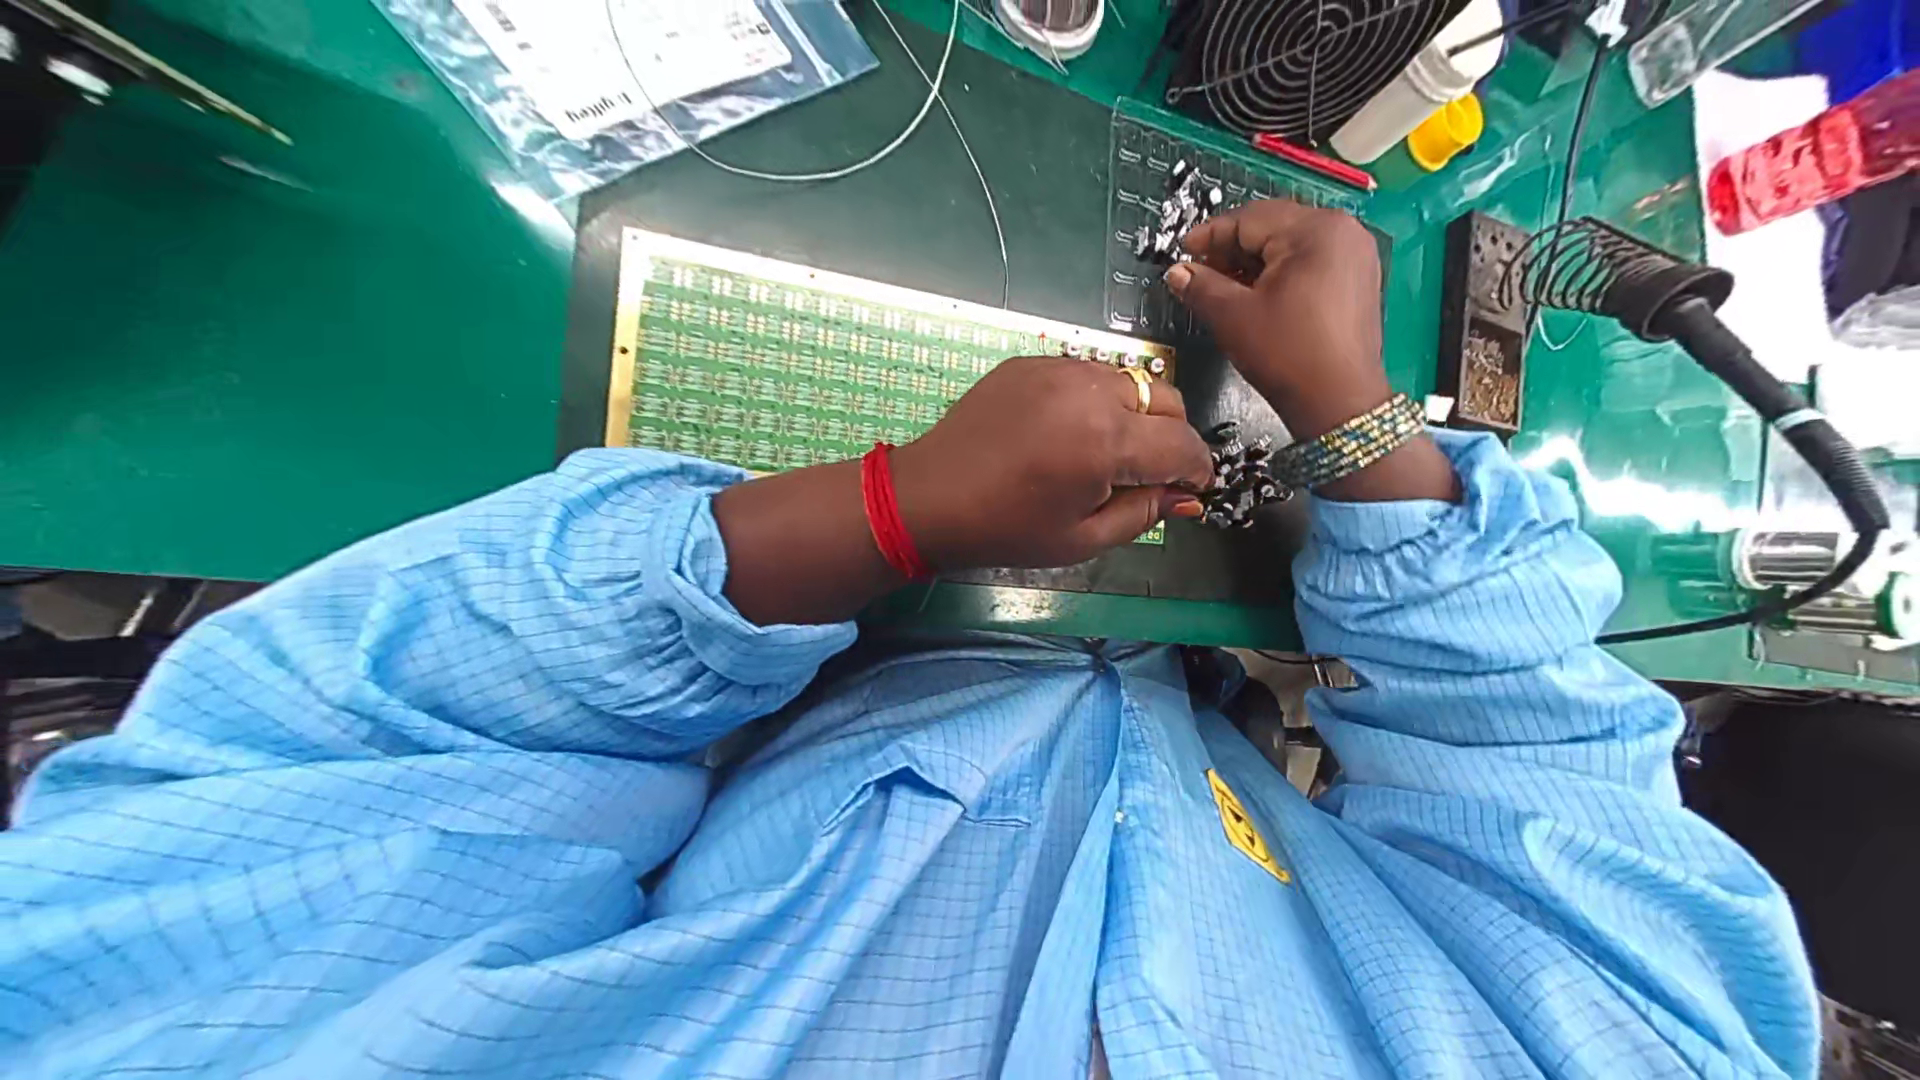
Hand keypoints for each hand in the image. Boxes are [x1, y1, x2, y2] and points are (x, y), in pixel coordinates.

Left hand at [713, 355, 1212, 625]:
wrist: (929, 497)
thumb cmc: (1006, 530)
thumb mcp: (1081, 539)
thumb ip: (1143, 513)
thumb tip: (1185, 497)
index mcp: (1106, 441)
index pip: (1182, 445)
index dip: (1196, 469)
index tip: (1190, 487)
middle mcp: (1090, 391)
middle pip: (1166, 398)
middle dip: (1170, 436)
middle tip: (1146, 471)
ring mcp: (1057, 367)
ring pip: (1128, 379)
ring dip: (1135, 413)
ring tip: (1104, 450)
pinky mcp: (1029, 360)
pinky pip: (1086, 372)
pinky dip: (1095, 398)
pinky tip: (1067, 429)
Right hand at [1168, 200, 1389, 441]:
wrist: (1336, 400)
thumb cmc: (1286, 355)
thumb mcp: (1233, 316)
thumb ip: (1201, 286)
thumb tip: (1177, 272)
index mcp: (1314, 230)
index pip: (1249, 218)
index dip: (1210, 234)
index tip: (1183, 251)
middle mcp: (1342, 230)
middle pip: (1273, 226)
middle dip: (1232, 247)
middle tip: (1199, 269)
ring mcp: (1355, 253)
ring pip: (1290, 243)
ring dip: (1253, 260)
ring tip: (1223, 285)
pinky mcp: (1357, 277)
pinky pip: (1309, 260)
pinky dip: (1278, 271)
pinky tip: (1255, 294)